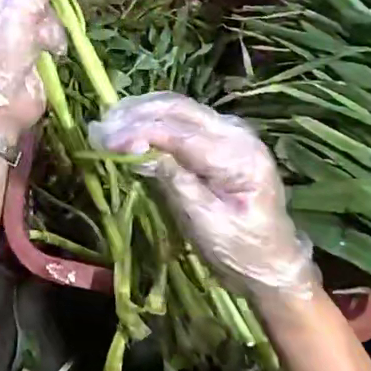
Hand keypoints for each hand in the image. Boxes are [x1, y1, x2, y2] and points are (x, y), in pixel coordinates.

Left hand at [0, 0, 84, 140]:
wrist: (0, 107)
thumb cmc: (0, 57)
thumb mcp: (15, 14)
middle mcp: (9, 12)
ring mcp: (25, 32)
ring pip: (52, 11)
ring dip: (56, 20)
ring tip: (49, 37)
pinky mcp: (40, 52)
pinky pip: (56, 34)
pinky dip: (57, 40)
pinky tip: (52, 52)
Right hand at [90, 92, 319, 297]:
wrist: (272, 263)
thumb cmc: (241, 249)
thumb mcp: (205, 221)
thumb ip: (174, 180)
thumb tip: (135, 149)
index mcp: (239, 155)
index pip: (180, 133)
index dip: (139, 132)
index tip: (104, 140)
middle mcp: (236, 132)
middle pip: (177, 109)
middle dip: (135, 114)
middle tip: (99, 127)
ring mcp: (228, 130)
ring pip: (176, 107)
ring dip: (139, 112)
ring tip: (106, 122)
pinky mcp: (218, 136)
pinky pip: (180, 118)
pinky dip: (151, 118)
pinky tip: (128, 124)